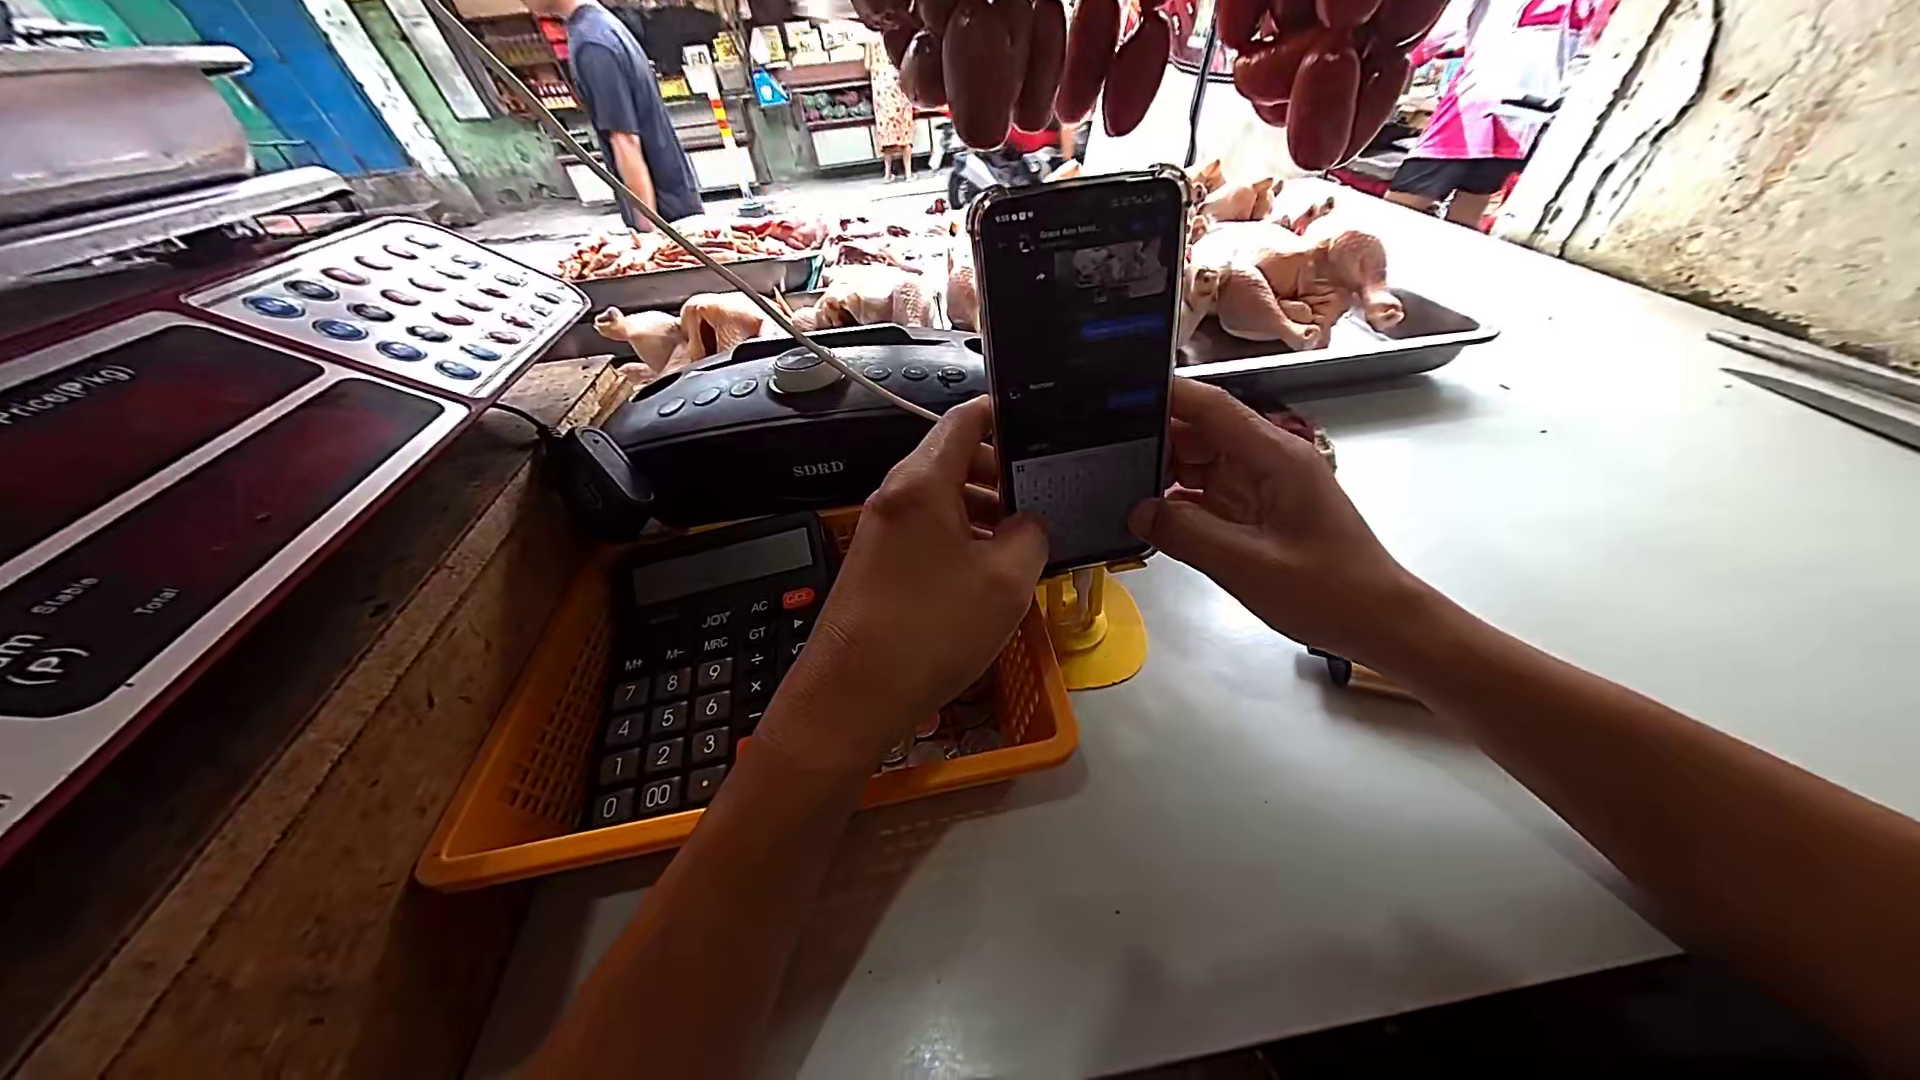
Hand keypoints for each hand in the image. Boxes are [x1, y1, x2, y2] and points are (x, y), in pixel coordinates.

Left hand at [759, 397, 1047, 774]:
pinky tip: (986, 572)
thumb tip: (1028, 525)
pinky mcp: (879, 563)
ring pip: (941, 499)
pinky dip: (960, 537)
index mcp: (921, 483)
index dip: (1002, 415)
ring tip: (1019, 541)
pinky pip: (927, 532)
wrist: (853, 694)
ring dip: (982, 510)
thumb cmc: (927, 632)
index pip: (964, 420)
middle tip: (1037, 498)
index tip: (1034, 426)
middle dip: (999, 472)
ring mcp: (882, 531)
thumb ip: (1030, 535)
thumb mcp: (1006, 581)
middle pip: (952, 459)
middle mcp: (894, 497)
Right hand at [1128, 380, 1438, 665]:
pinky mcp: (1252, 510)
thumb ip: (1186, 533)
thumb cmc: (1331, 590)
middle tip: (1111, 459)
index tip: (1122, 394)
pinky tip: (1152, 517)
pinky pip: (1204, 493)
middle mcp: (1266, 462)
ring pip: (1198, 463)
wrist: (1376, 621)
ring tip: (1124, 489)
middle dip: (1156, 441)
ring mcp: (1259, 486)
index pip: (1213, 407)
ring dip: (1163, 475)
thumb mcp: (1248, 564)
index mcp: (1275, 457)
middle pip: (1199, 432)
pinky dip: (1176, 502)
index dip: (1168, 394)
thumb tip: (1138, 512)